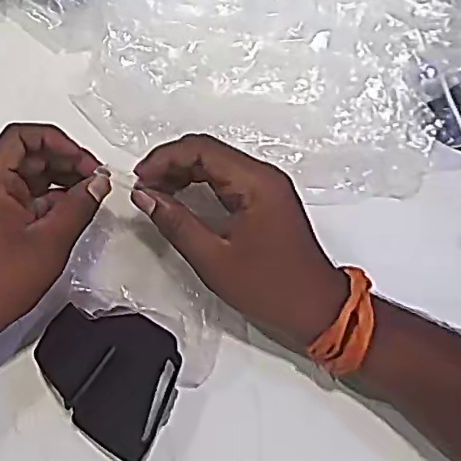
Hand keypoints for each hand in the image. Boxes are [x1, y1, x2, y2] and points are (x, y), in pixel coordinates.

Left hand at [0, 123, 109, 343]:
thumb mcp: (50, 239)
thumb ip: (78, 206)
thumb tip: (97, 182)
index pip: (21, 137)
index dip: (55, 140)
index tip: (81, 157)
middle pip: (29, 153)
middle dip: (64, 159)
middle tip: (94, 175)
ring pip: (32, 173)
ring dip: (62, 178)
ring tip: (91, 191)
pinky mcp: (2, 216)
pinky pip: (31, 194)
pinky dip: (55, 197)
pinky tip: (77, 207)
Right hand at [131, 134, 347, 348]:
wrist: (320, 311)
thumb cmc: (273, 288)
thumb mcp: (213, 259)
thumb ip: (175, 222)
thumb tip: (145, 196)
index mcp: (255, 183)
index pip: (200, 150)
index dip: (163, 159)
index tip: (140, 178)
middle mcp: (262, 176)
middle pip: (205, 150)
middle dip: (168, 163)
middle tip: (143, 186)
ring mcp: (264, 186)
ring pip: (211, 162)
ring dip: (179, 172)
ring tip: (154, 194)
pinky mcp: (261, 197)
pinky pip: (221, 177)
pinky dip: (195, 182)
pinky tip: (176, 199)